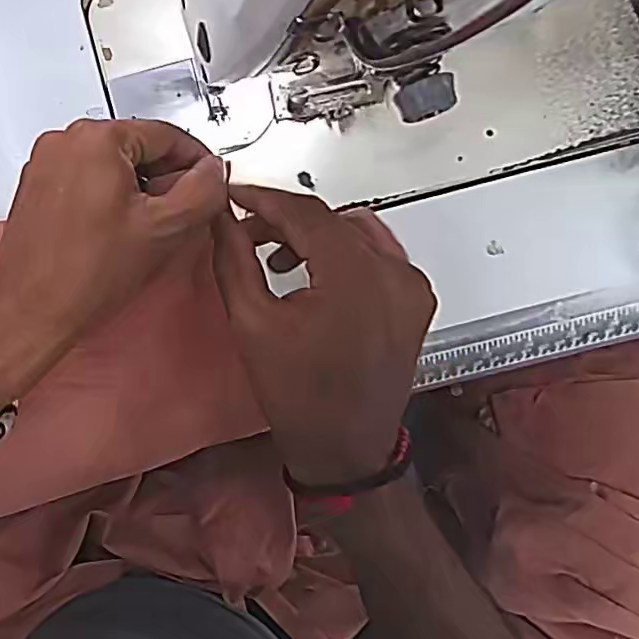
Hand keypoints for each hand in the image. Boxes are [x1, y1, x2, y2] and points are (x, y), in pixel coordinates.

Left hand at [0, 119, 227, 414]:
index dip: (196, 161)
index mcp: (95, 139)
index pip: (165, 134)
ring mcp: (44, 166)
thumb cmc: (80, 277)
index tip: (208, 180)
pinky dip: (106, 201)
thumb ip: (203, 191)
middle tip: (178, 214)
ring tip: (141, 232)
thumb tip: (211, 172)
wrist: (31, 311)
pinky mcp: (35, 190)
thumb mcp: (164, 230)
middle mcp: (63, 143)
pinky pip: (83, 182)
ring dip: (135, 192)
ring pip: (109, 166)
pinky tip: (113, 235)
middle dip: (163, 179)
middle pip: (136, 148)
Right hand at [210, 185, 436, 487]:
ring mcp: (410, 287)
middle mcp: (394, 275)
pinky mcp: (415, 299)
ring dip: (312, 233)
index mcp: (354, 278)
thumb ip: (233, 260)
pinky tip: (313, 268)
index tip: (235, 194)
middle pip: (330, 217)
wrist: (342, 444)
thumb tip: (223, 220)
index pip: (304, 212)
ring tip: (275, 254)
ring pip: (354, 230)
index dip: (262, 197)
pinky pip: (376, 252)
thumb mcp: (250, 322)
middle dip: (282, 218)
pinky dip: (341, 249)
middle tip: (245, 229)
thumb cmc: (298, 395)